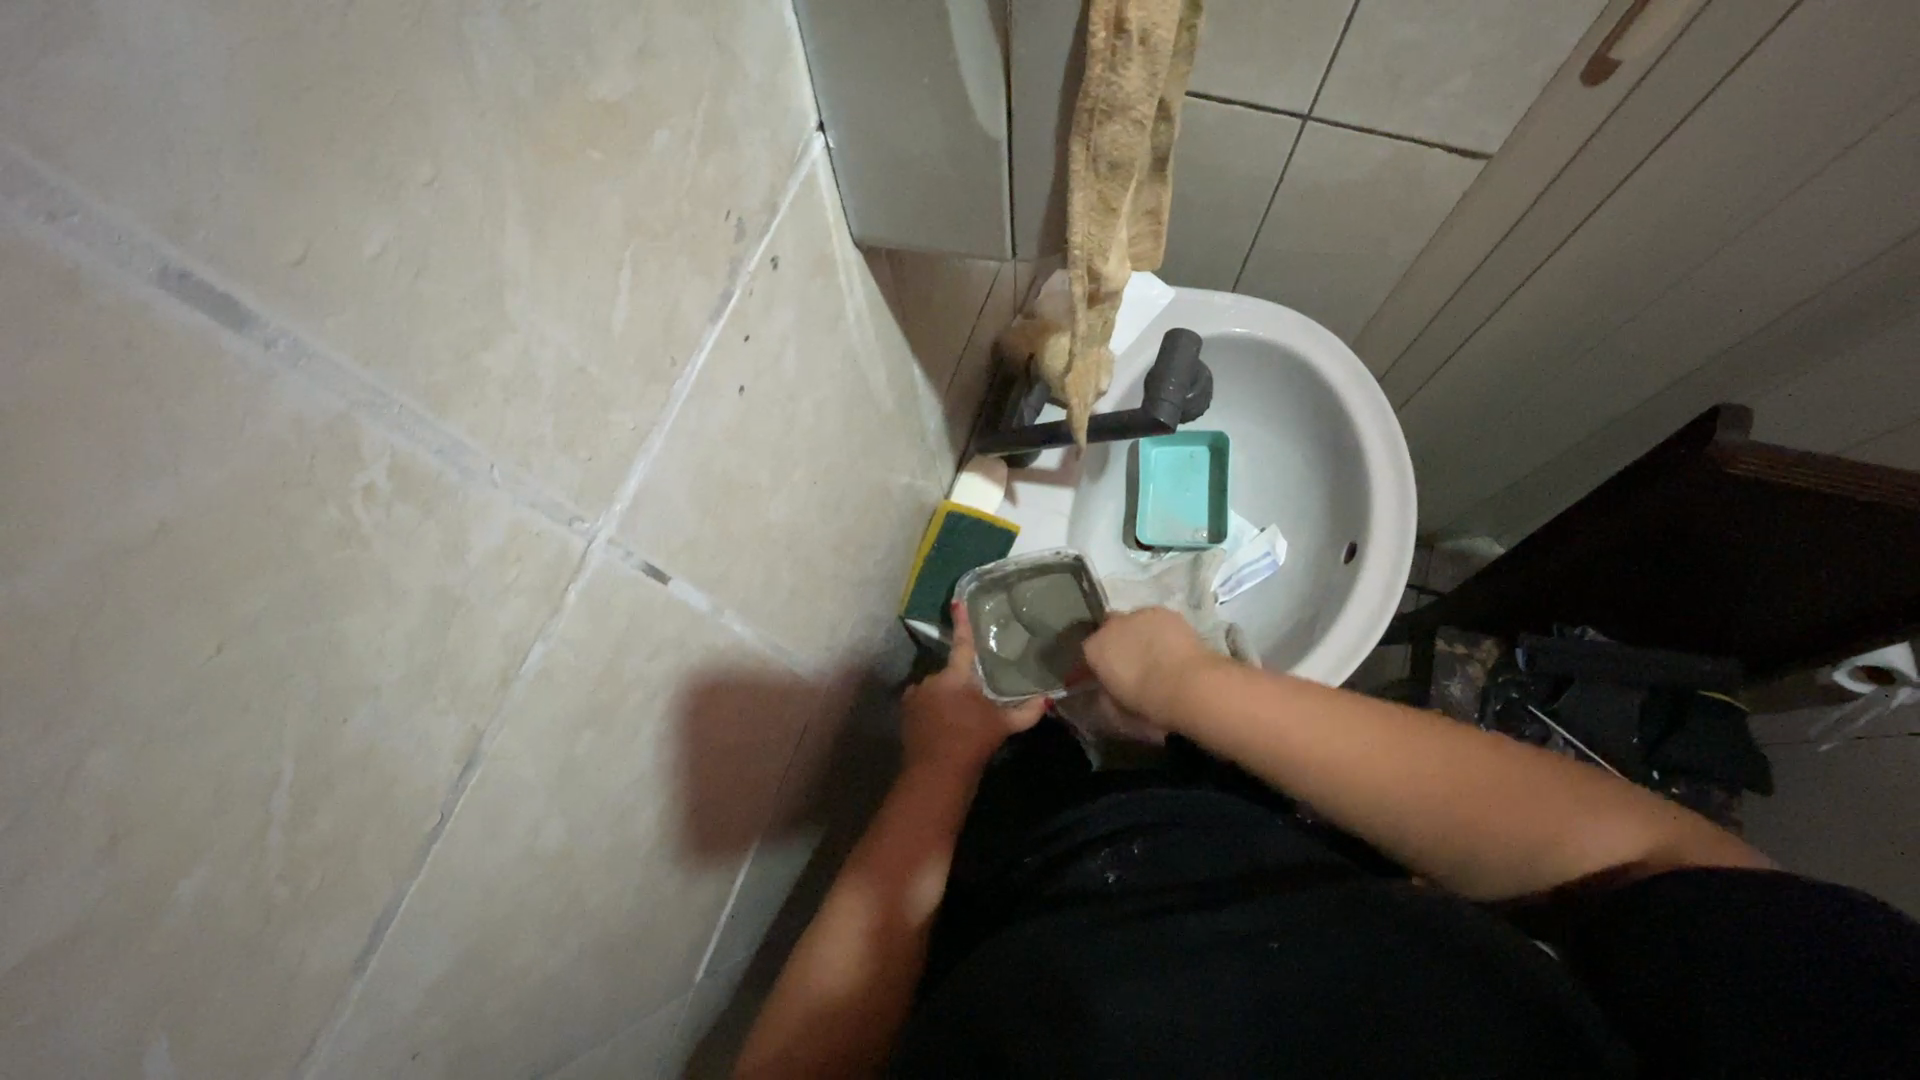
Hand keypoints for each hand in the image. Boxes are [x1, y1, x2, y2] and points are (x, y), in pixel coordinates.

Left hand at [901, 605, 1048, 772]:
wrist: (936, 773)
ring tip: (958, 720)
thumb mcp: (1004, 726)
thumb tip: (1048, 699)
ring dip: (945, 698)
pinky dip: (932, 709)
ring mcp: (915, 695)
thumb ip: (1026, 712)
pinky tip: (942, 726)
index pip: (963, 644)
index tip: (957, 601)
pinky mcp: (905, 712)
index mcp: (956, 676)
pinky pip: (922, 702)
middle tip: (974, 705)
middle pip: (950, 674)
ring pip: (935, 689)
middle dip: (961, 685)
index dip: (963, 623)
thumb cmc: (973, 742)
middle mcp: (932, 679)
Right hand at [1082, 607, 1215, 719]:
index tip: (1098, 680)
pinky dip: (1161, 632)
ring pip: (1133, 623)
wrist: (1189, 686)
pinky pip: (1156, 621)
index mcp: (1094, 649)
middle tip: (1129, 665)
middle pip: (1107, 631)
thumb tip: (1106, 692)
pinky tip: (1172, 648)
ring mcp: (1138, 615)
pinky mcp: (1165, 612)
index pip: (1086, 655)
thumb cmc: (1148, 704)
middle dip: (1114, 644)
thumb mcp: (1116, 711)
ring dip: (1138, 635)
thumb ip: (1105, 697)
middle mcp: (1111, 626)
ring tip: (1154, 655)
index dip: (1092, 668)